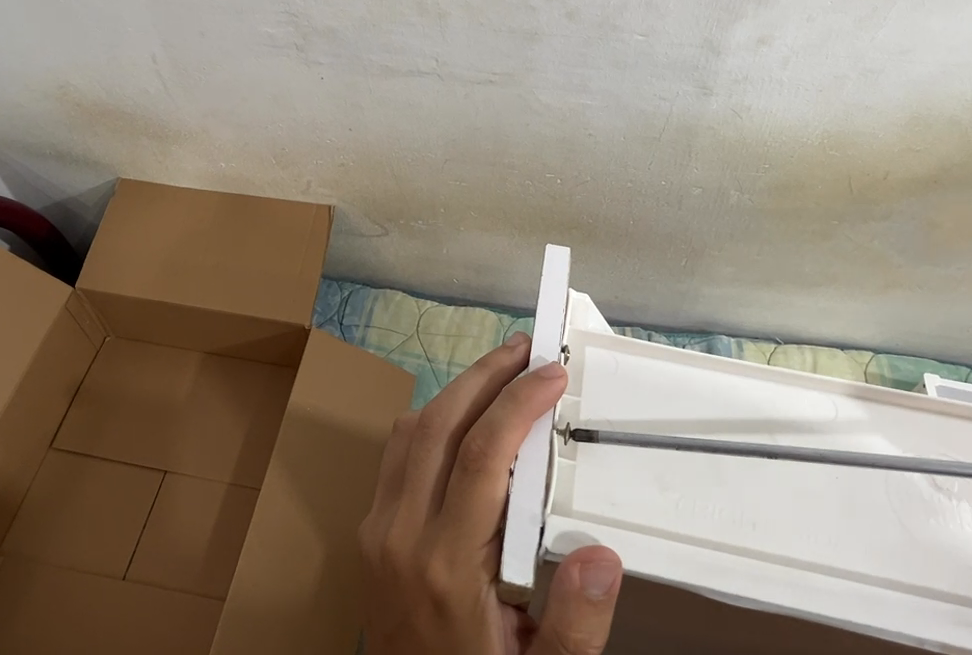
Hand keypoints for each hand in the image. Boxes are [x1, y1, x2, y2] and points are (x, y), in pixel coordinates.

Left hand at [359, 333, 624, 653]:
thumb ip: (576, 622)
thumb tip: (602, 554)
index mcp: (449, 567)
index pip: (483, 457)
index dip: (518, 404)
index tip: (552, 373)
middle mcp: (402, 536)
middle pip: (440, 426)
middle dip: (485, 377)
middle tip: (524, 349)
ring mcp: (378, 531)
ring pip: (411, 432)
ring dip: (456, 392)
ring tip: (500, 370)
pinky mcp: (369, 532)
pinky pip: (396, 455)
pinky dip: (431, 420)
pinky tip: (462, 415)